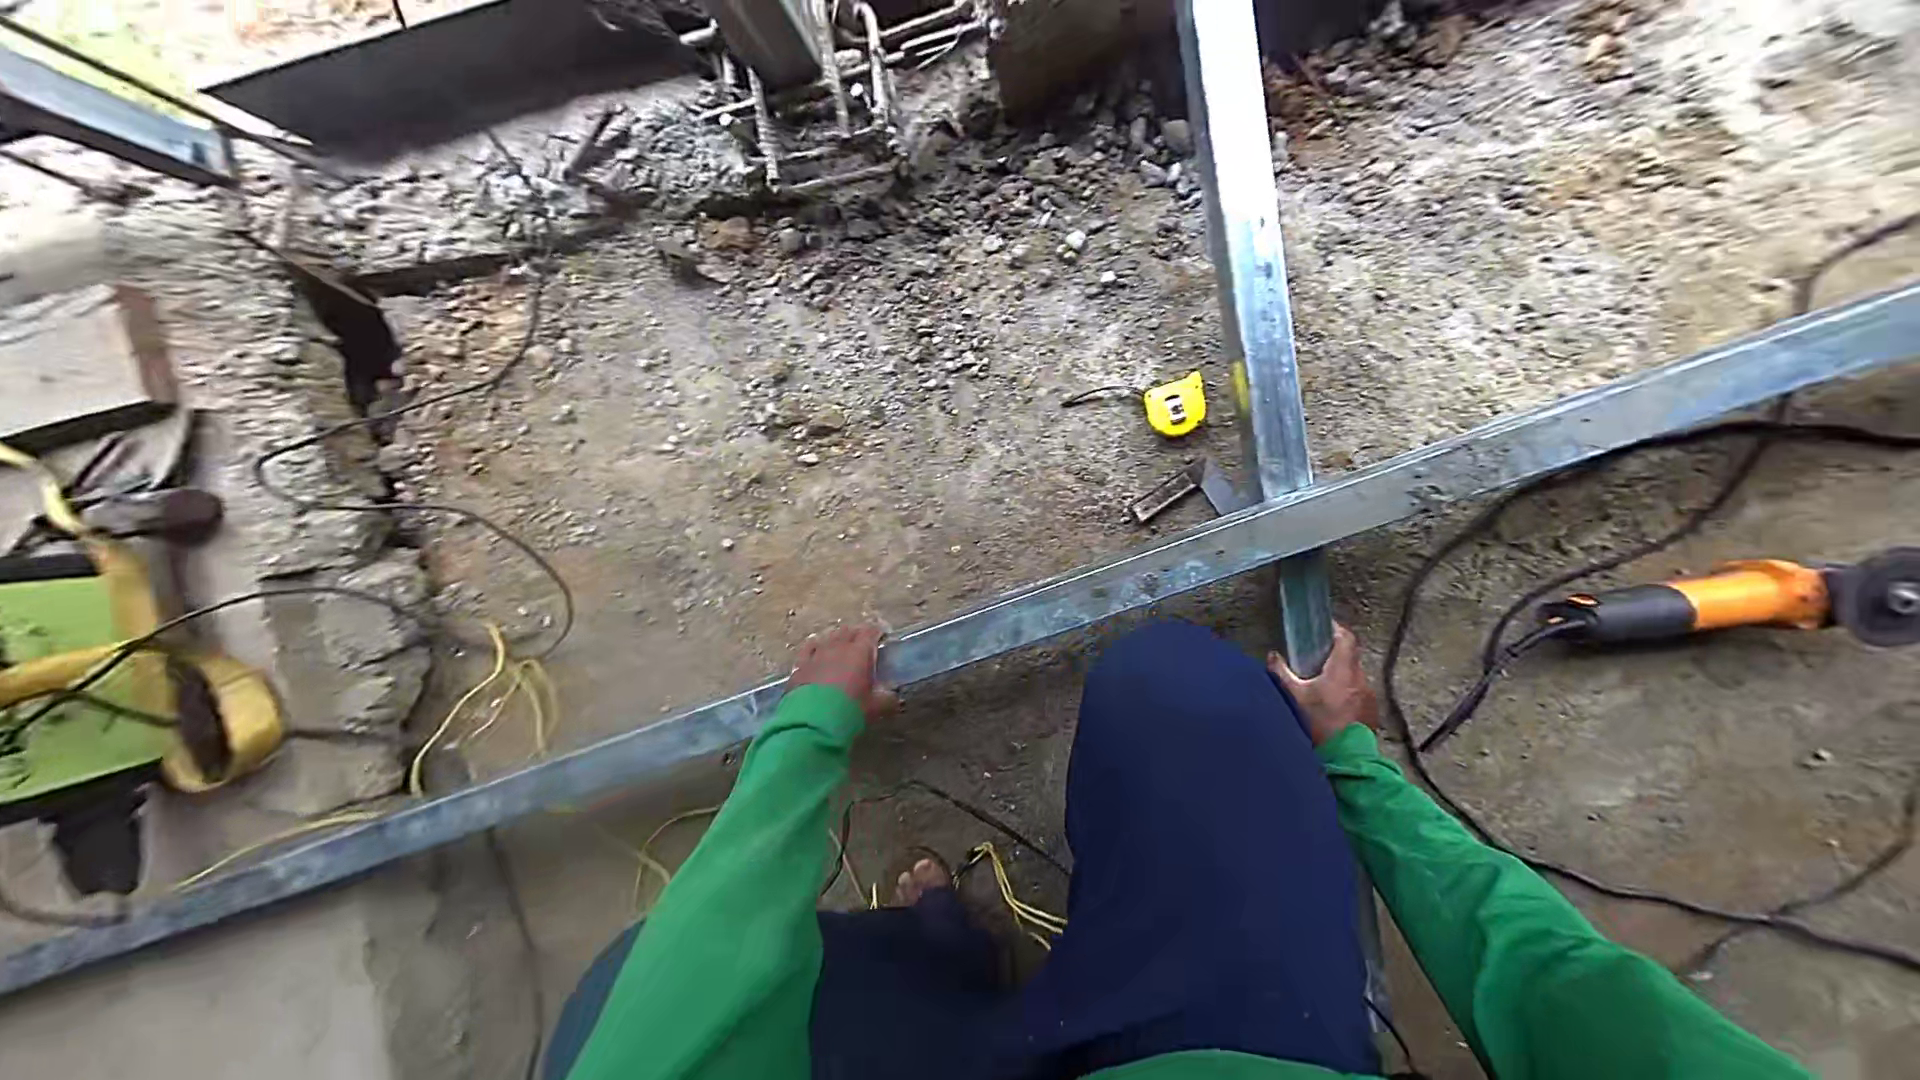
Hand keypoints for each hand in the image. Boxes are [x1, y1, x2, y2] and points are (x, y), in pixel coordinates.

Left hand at [790, 624, 896, 719]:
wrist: (812, 723)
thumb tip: (894, 698)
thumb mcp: (875, 708)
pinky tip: (816, 649)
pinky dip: (816, 647)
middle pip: (849, 632)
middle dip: (857, 634)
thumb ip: (887, 700)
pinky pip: (809, 649)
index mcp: (859, 653)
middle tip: (862, 642)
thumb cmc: (849, 711)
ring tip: (841, 644)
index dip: (876, 632)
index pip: (870, 633)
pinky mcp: (800, 665)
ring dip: (837, 639)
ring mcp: (817, 654)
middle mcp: (838, 647)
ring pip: (829, 637)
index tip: (880, 636)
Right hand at [1268, 623, 1378, 746]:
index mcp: (1342, 671)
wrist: (1345, 758)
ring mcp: (1368, 696)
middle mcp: (1360, 680)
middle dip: (1332, 654)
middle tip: (1313, 656)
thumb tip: (1273, 656)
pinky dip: (1344, 691)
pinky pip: (1357, 692)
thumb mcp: (1293, 696)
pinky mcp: (1370, 711)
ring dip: (1338, 675)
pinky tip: (1330, 703)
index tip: (1323, 626)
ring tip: (1319, 683)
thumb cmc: (1319, 725)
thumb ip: (1281, 672)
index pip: (1346, 639)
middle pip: (1349, 657)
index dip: (1335, 629)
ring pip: (1353, 675)